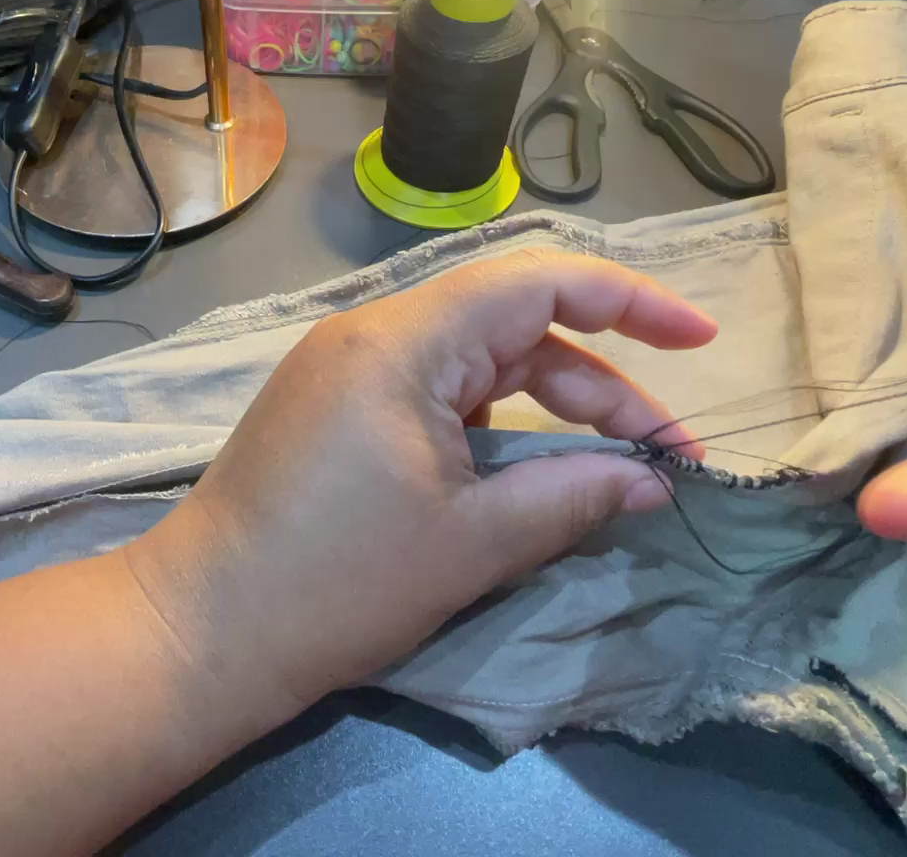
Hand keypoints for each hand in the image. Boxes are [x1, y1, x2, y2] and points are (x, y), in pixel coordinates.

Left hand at [122, 250, 716, 714]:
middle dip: (596, 383)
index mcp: (401, 342)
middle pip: (508, 328)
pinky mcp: (331, 405)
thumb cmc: (336, 583)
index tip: (700, 337)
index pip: (532, 282)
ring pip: (471, 365)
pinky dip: (486, 425)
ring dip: (544, 408)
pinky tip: (520, 471)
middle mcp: (369, 335)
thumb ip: (574, 495)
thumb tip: (654, 481)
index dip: (627, 299)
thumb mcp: (472, 542)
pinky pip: (430, 392)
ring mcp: (344, 368)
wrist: (205, 625)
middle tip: (665, 453)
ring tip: (609, 469)